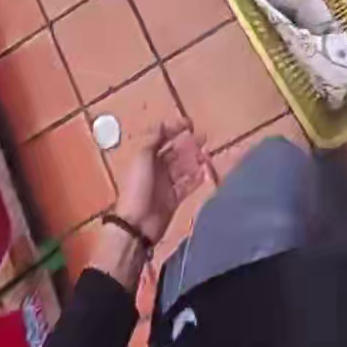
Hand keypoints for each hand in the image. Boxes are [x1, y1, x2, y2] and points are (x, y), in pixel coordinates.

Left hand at [115, 121, 207, 241]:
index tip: (190, 124)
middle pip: (176, 152)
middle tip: (204, 138)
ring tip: (208, 154)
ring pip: (184, 167)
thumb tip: (162, 123)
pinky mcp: (175, 198)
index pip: (162, 137)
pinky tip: (207, 171)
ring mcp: (166, 183)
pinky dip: (198, 178)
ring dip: (196, 160)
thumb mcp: (142, 157)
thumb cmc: (138, 186)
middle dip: (189, 144)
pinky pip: (189, 185)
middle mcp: (157, 167)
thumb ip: (153, 139)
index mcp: (146, 155)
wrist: (137, 223)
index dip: (174, 129)